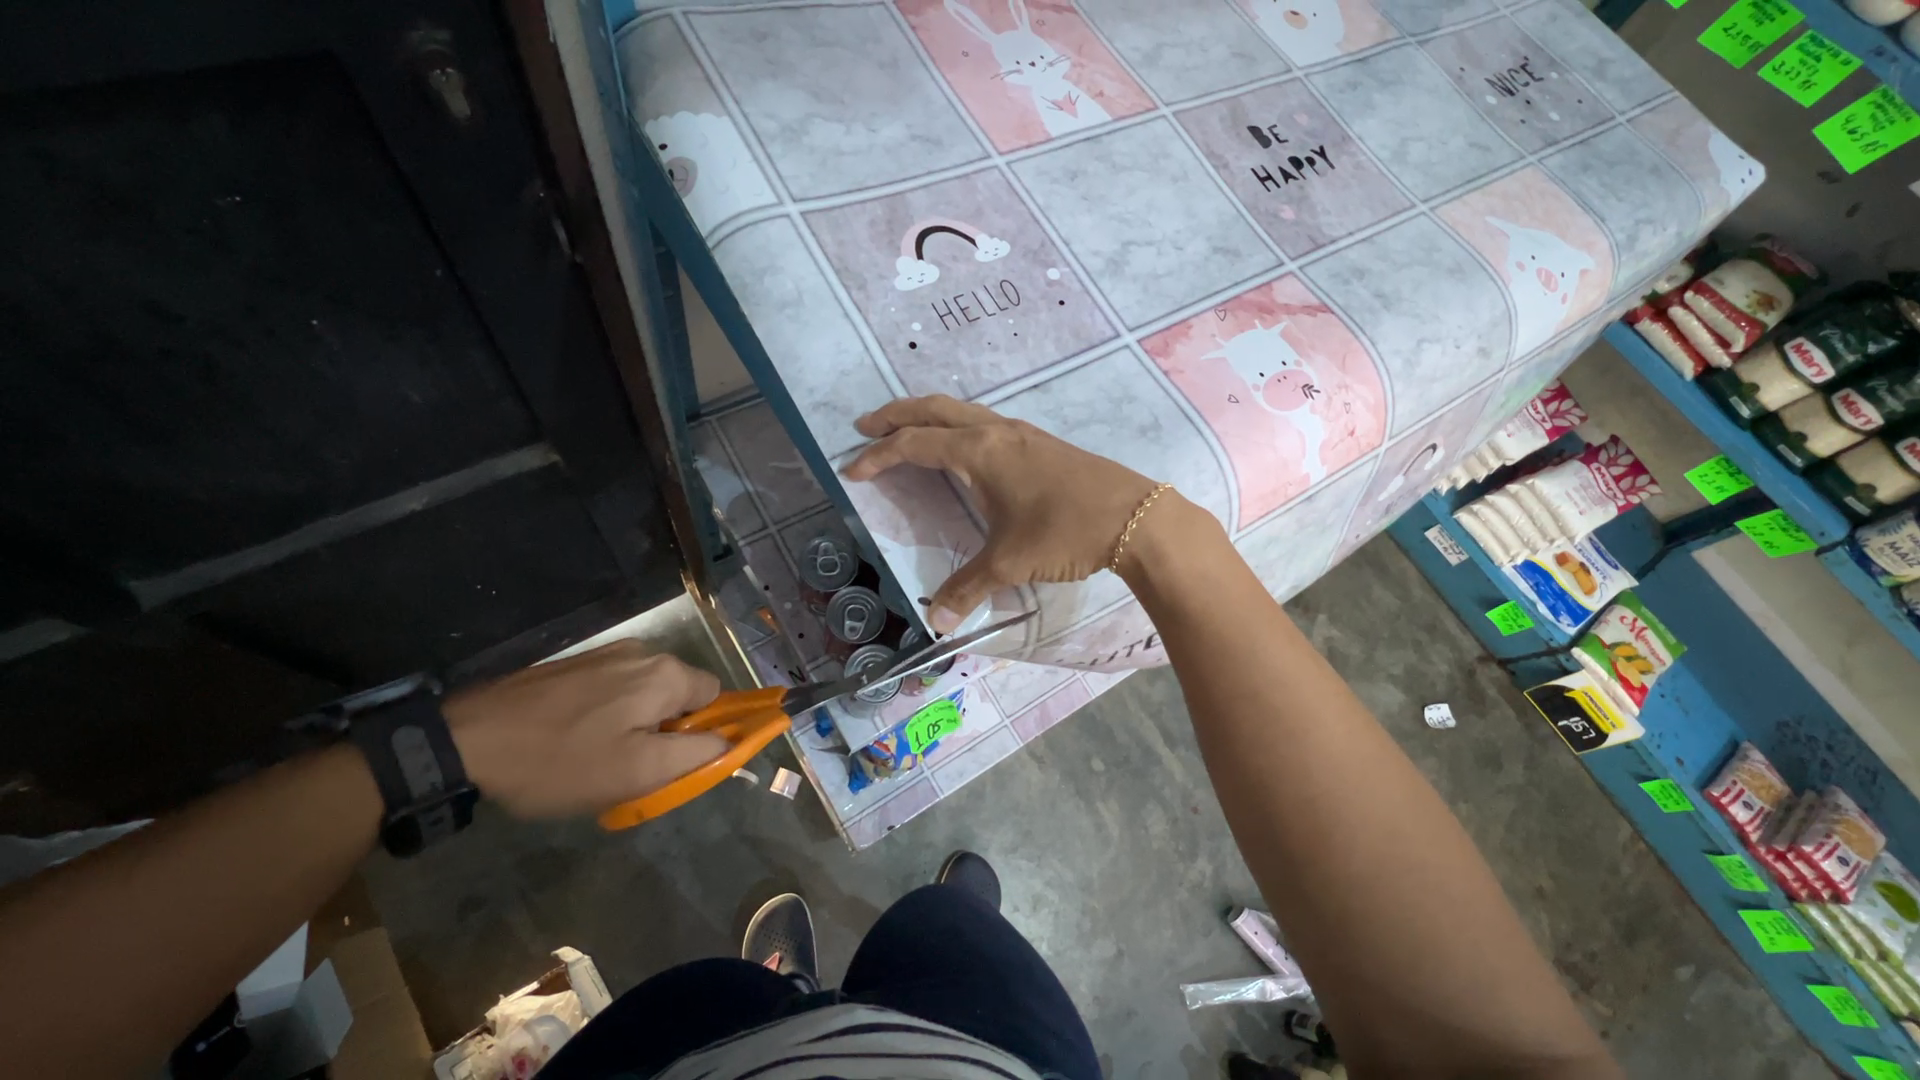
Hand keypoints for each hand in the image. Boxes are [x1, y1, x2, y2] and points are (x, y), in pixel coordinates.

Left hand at [442, 641, 726, 818]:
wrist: (466, 740)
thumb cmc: (560, 762)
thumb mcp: (637, 772)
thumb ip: (696, 755)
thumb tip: (730, 742)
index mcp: (664, 675)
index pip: (716, 696)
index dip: (705, 732)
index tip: (674, 764)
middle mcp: (641, 653)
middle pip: (680, 694)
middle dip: (667, 732)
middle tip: (633, 770)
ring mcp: (603, 654)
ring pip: (645, 694)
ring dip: (636, 726)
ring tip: (599, 761)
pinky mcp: (572, 664)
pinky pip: (613, 690)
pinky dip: (608, 716)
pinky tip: (575, 742)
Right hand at [843, 395, 1166, 632]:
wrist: (1136, 518)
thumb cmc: (1066, 532)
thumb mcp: (1010, 562)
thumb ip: (967, 587)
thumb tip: (937, 624)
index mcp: (979, 452)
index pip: (914, 444)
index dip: (878, 455)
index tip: (852, 469)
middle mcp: (995, 432)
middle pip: (934, 409)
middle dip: (895, 415)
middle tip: (865, 427)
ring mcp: (1020, 433)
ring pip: (962, 411)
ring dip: (928, 416)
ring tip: (907, 433)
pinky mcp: (1040, 442)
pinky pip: (983, 422)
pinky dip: (956, 426)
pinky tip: (962, 451)